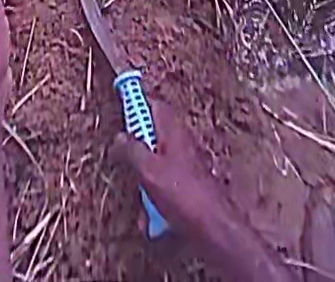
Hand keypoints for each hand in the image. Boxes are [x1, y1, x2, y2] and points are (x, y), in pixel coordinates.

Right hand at [110, 101, 293, 281]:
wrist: (216, 230)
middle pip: (150, 134)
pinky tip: (152, 219)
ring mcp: (184, 164)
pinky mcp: (186, 185)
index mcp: (171, 129)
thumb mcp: (148, 170)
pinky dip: (155, 197)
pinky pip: (163, 185)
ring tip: (141, 202)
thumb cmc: (184, 195)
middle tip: (125, 163)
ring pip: (154, 163)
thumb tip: (118, 138)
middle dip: (134, 151)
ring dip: (143, 181)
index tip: (118, 108)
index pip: (151, 102)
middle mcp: (179, 141)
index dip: (134, 103)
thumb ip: (130, 150)